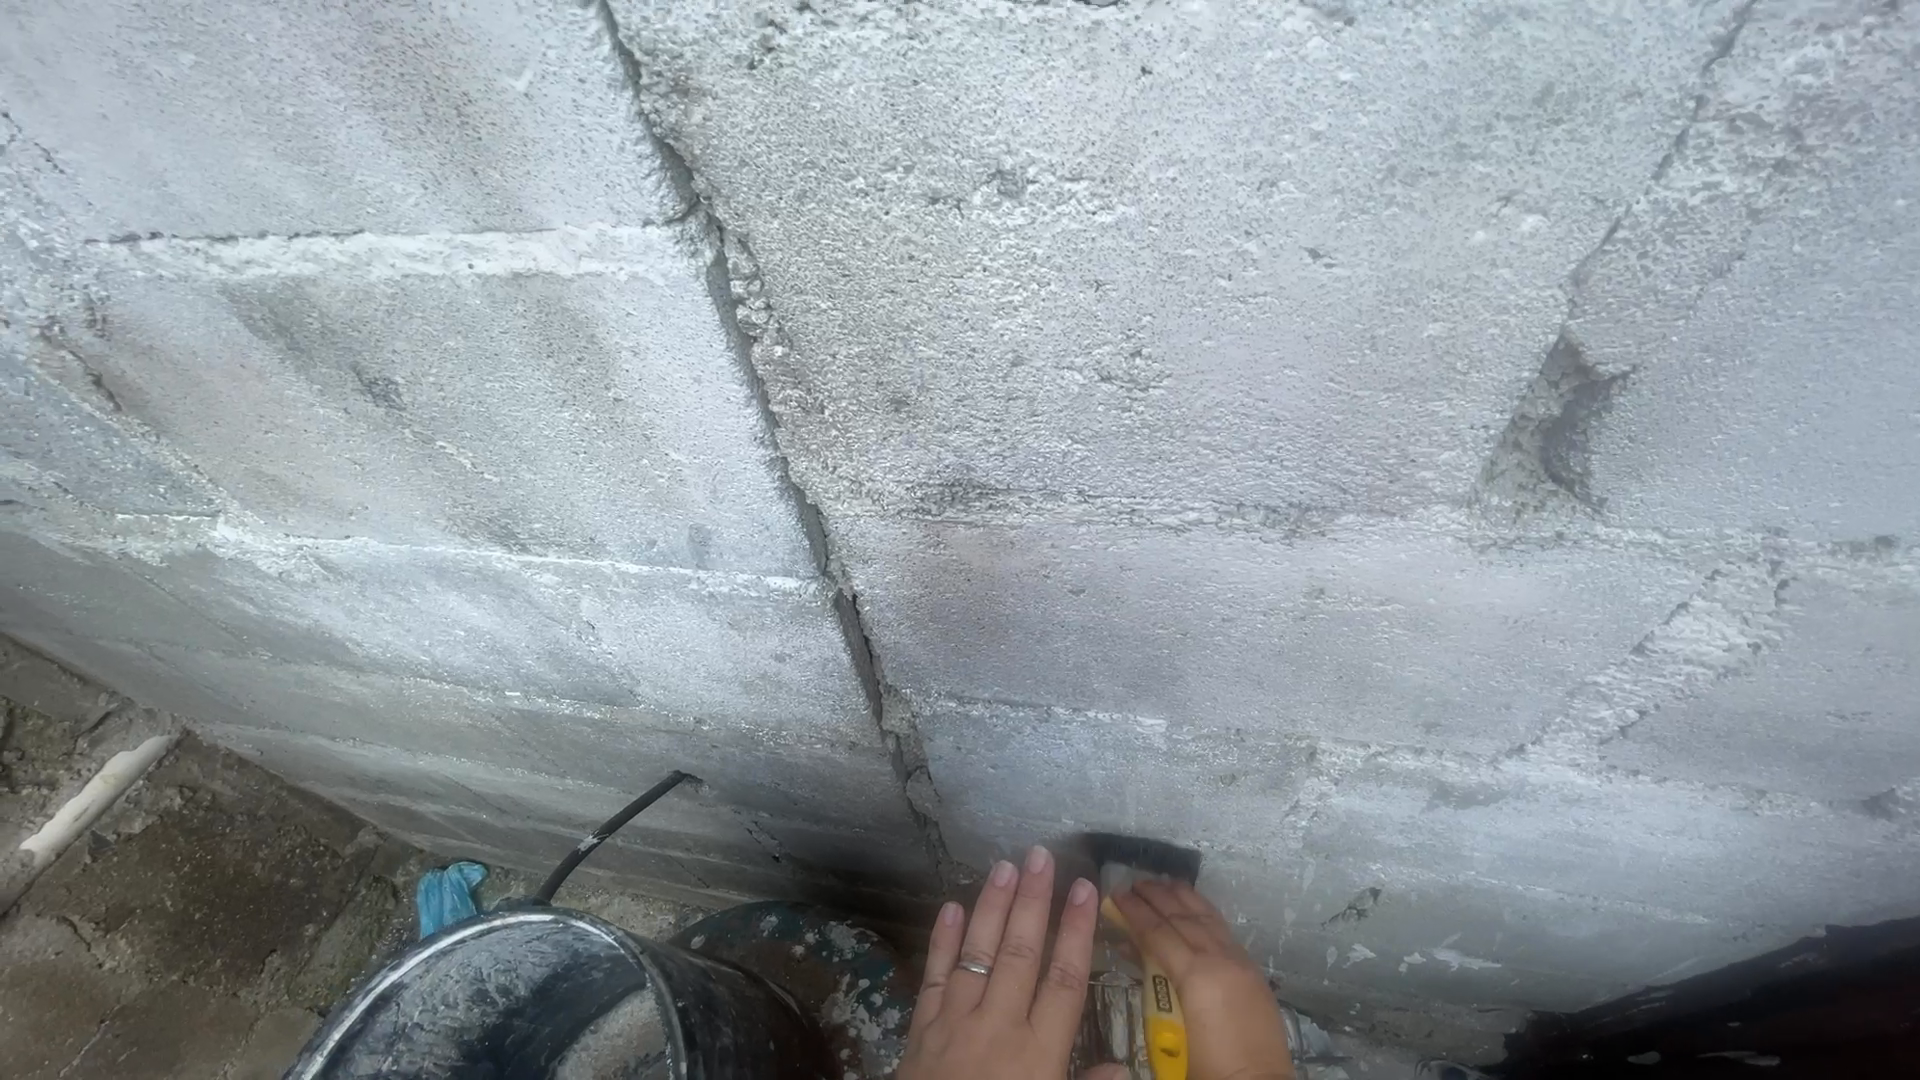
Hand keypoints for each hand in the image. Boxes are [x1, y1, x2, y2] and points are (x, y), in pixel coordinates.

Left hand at [899, 845, 1126, 1079]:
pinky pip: (934, 976)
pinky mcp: (922, 1028)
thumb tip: (1126, 1067)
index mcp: (1037, 1054)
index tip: (1086, 888)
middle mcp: (998, 1026)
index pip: (1065, 980)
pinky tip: (950, 905)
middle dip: (1032, 900)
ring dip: (991, 906)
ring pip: (977, 952)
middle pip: (1020, 952)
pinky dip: (942, 940)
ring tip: (1004, 866)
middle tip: (1040, 855)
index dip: (1077, 930)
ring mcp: (956, 1022)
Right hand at [1113, 881, 1293, 1079]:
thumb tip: (1132, 951)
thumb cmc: (1206, 1070)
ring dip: (1180, 896)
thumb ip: (1151, 986)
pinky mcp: (1252, 969)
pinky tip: (1193, 904)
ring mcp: (1239, 961)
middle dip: (1154, 897)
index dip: (1134, 911)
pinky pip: (1223, 928)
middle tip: (1132, 883)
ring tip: (1160, 882)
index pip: (1158, 932)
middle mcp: (1219, 959)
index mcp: (1196, 977)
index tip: (1116, 894)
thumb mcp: (1169, 1030)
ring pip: (1205, 916)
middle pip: (1181, 917)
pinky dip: (1204, 910)